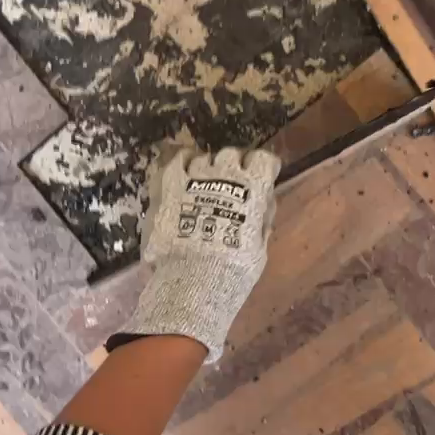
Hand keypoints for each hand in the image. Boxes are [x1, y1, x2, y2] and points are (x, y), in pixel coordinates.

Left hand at [111, 147, 280, 361]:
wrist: (193, 279)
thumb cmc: (233, 270)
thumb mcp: (259, 247)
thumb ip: (261, 219)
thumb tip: (264, 203)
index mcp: (254, 187)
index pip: (262, 159)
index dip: (260, 167)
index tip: (259, 175)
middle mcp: (226, 173)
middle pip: (232, 155)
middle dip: (233, 166)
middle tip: (230, 184)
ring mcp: (195, 175)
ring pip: (204, 158)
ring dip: (207, 168)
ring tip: (203, 183)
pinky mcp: (170, 183)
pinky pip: (177, 161)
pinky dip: (182, 163)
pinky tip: (183, 170)